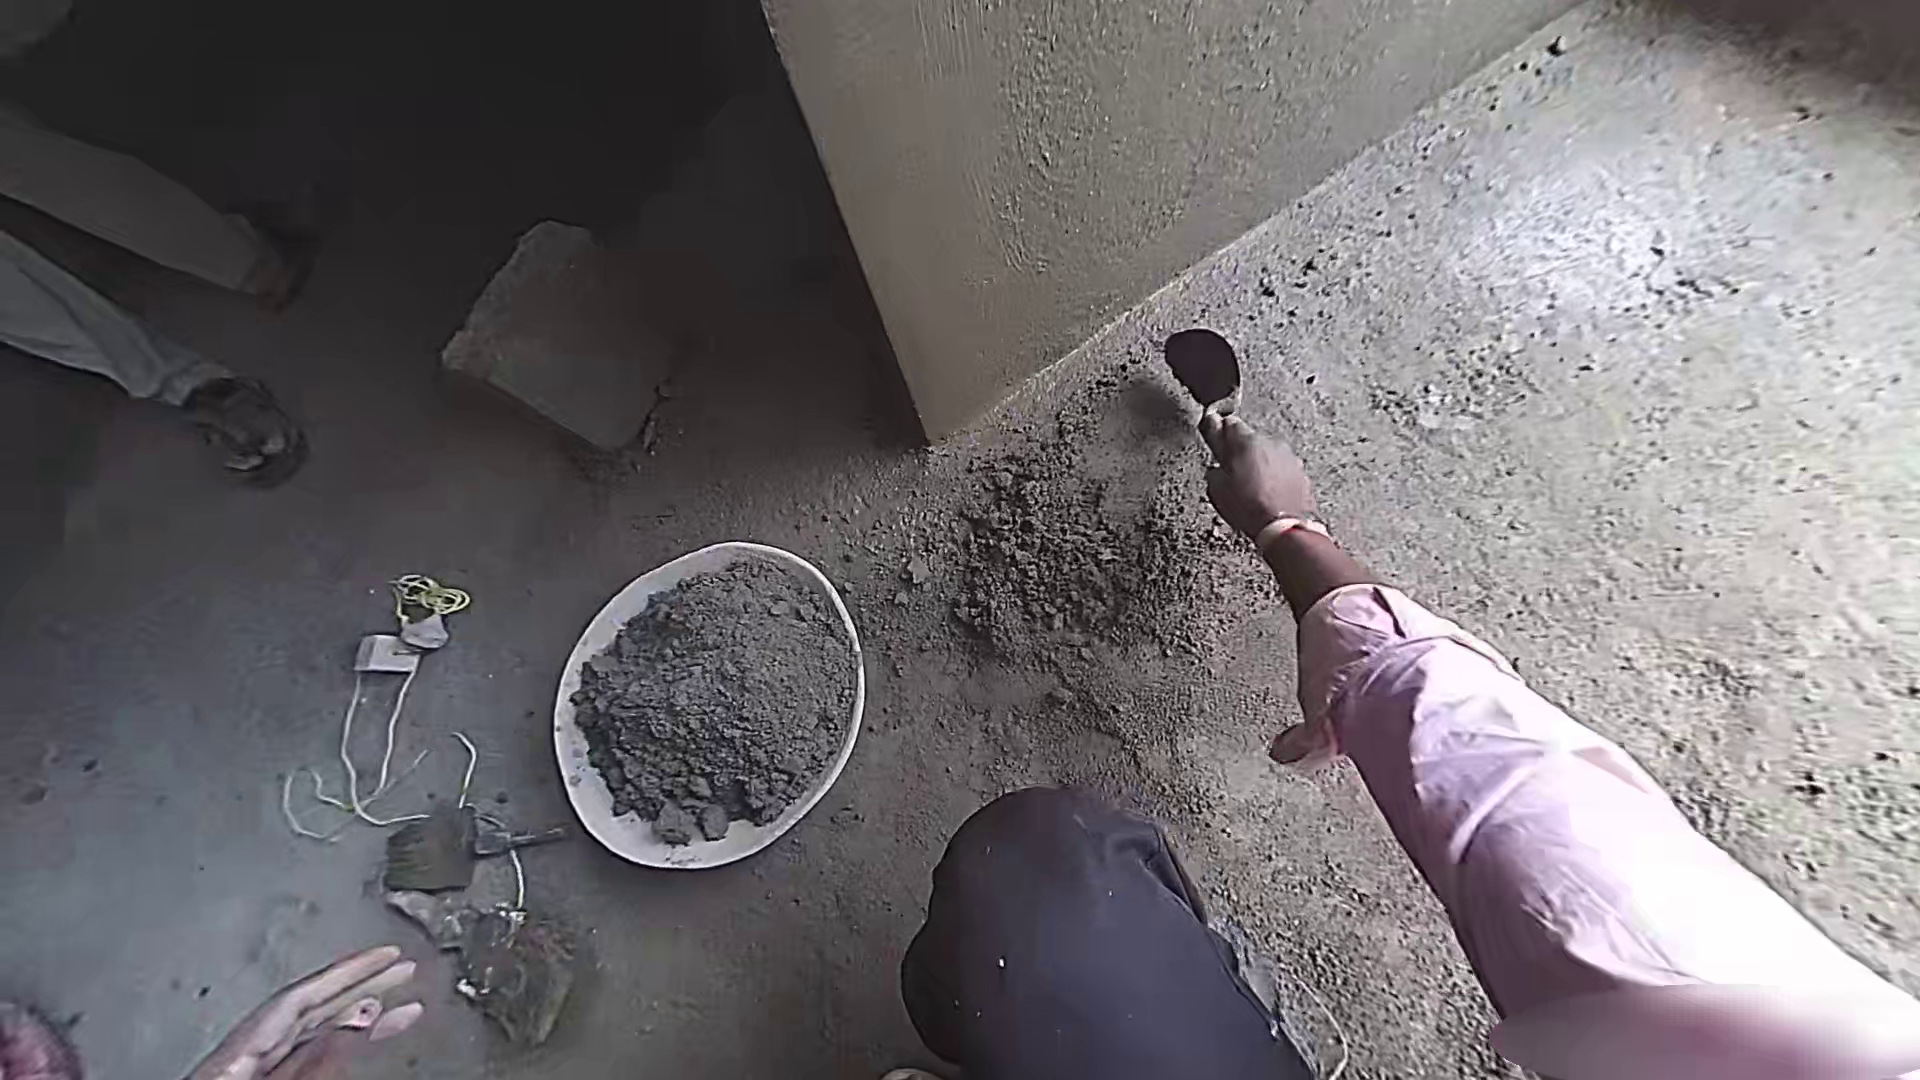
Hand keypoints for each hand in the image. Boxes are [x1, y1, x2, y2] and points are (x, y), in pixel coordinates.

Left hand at [187, 946, 421, 1079]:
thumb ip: (315, 1062)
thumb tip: (363, 1012)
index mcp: (229, 1065)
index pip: (295, 1001)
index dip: (346, 971)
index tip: (389, 955)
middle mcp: (233, 1070)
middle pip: (303, 1017)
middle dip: (360, 989)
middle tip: (405, 971)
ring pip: (306, 1042)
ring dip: (358, 1023)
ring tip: (403, 1012)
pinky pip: (299, 1066)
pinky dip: (337, 1052)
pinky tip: (362, 1046)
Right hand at [1198, 412, 1314, 537]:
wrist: (1284, 526)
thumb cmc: (1249, 506)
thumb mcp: (1217, 488)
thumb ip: (1214, 470)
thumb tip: (1216, 467)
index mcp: (1247, 442)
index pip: (1230, 424)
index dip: (1220, 432)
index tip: (1215, 440)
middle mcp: (1271, 444)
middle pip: (1251, 440)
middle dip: (1241, 452)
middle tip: (1231, 472)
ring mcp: (1289, 458)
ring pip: (1268, 454)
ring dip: (1259, 465)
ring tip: (1251, 488)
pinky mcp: (1301, 473)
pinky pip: (1282, 469)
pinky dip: (1274, 477)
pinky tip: (1266, 494)